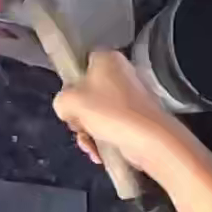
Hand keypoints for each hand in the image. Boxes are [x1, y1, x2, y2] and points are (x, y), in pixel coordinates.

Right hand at [52, 50, 186, 176]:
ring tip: (90, 146)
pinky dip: (105, 139)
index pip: (81, 64)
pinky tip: (100, 153)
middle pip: (89, 92)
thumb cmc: (109, 112)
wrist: (150, 139)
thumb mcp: (69, 102)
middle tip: (79, 127)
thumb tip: (68, 108)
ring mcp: (134, 96)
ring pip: (100, 113)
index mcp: (107, 58)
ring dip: (90, 132)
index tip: (68, 102)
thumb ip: (61, 100)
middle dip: (80, 115)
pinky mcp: (140, 117)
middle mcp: (123, 72)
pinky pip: (114, 125)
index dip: (71, 84)